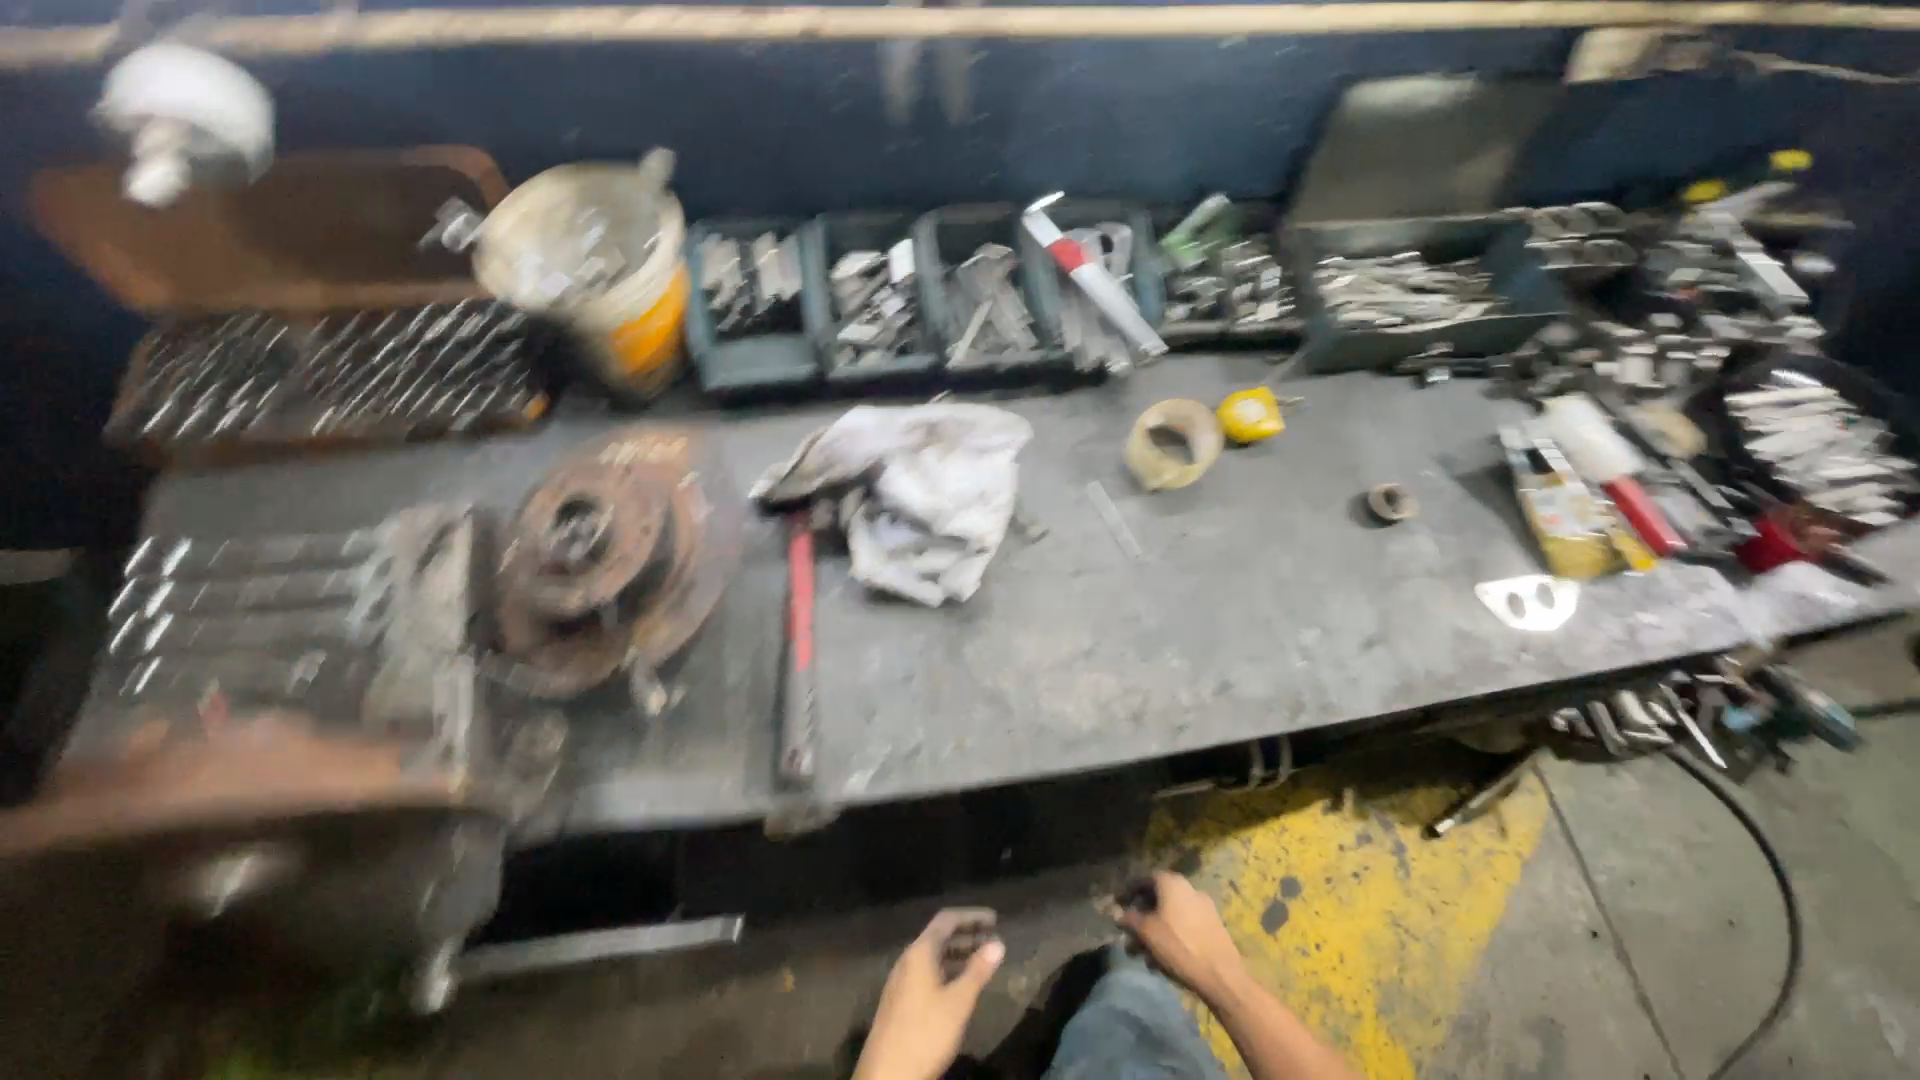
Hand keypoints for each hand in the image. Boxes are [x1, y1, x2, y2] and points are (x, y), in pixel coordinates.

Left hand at [854, 909, 1004, 1079]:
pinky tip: (960, 987)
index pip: (946, 919)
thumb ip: (978, 971)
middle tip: (993, 939)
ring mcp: (901, 981)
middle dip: (967, 935)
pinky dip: (947, 971)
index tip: (995, 919)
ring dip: (957, 954)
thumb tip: (998, 942)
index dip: (971, 915)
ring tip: (982, 961)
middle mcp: (907, 960)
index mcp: (919, 953)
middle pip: (939, 936)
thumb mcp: (958, 1002)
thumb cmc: (925, 1033)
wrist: (886, 1075)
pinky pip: (926, 973)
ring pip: (933, 957)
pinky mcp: (899, 1000)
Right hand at [1116, 871, 1247, 1003]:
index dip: (1130, 892)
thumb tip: (1117, 912)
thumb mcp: (1147, 932)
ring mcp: (1204, 907)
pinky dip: (1171, 936)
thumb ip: (1129, 919)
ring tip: (1145, 955)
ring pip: (1171, 915)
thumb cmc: (1179, 946)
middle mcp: (1189, 889)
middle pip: (1159, 899)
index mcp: (1172, 884)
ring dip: (1155, 931)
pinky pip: (1185, 925)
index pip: (1145, 879)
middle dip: (1142, 917)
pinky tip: (1164, 959)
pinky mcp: (1213, 926)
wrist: (1221, 975)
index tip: (1120, 906)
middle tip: (1131, 935)